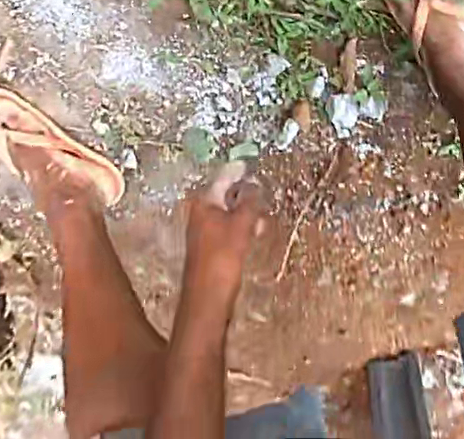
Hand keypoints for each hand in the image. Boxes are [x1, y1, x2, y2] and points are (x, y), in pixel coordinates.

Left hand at [181, 166, 265, 303]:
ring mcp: (204, 231)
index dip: (238, 169)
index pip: (223, 177)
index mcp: (204, 203)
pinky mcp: (210, 247)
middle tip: (263, 189)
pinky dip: (241, 226)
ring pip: (228, 212)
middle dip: (244, 192)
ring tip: (263, 214)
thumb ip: (249, 202)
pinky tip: (254, 232)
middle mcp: (200, 213)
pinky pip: (228, 228)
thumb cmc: (222, 258)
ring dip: (245, 211)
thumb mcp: (241, 225)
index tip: (251, 163)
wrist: (207, 301)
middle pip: (225, 194)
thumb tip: (255, 184)